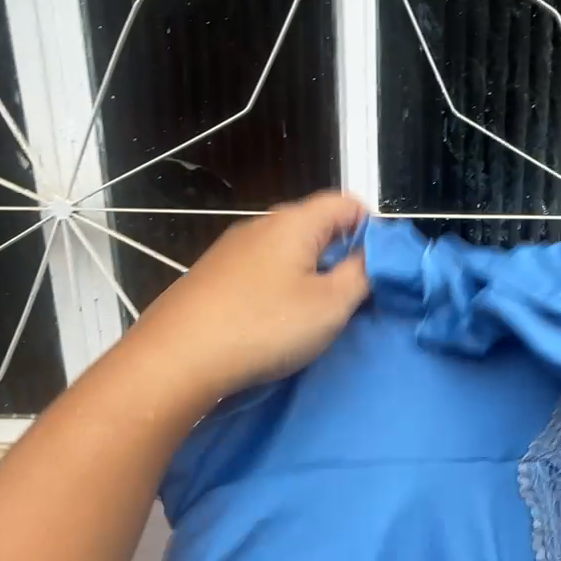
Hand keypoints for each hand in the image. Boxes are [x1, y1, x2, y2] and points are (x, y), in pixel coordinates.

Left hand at [123, 192, 369, 401]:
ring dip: (310, 275)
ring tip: (317, 315)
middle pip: (316, 226)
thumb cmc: (264, 326)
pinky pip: (262, 271)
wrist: (178, 357)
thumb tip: (374, 254)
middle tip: (355, 298)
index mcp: (295, 222)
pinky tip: (276, 321)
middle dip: (342, 255)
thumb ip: (362, 274)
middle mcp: (261, 225)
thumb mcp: (330, 305)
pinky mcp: (213, 276)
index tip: (382, 268)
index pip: (347, 203)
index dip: (373, 228)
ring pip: (288, 251)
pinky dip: (280, 288)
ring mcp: (232, 250)